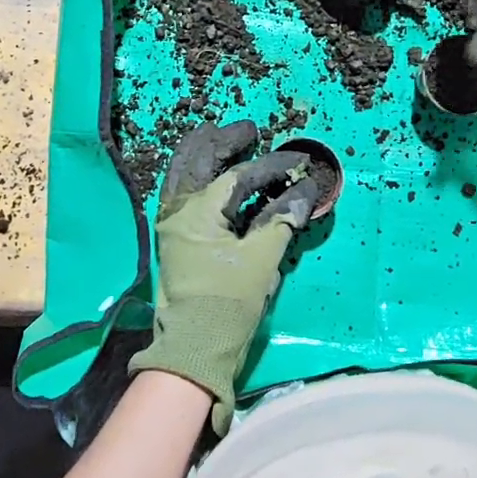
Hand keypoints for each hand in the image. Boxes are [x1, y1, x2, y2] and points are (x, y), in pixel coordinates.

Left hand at [128, 120, 324, 433]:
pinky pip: (181, 189)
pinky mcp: (174, 235)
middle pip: (198, 159)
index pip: (239, 176)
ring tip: (223, 136)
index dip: (272, 167)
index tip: (298, 162)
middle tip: (250, 131)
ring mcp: (171, 221)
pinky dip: (196, 173)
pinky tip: (211, 170)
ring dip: (205, 152)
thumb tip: (305, 190)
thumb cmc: (228, 302)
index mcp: (197, 211)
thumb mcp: (261, 260)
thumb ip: (281, 220)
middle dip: (224, 140)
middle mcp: (177, 209)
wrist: (194, 346)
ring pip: (183, 171)